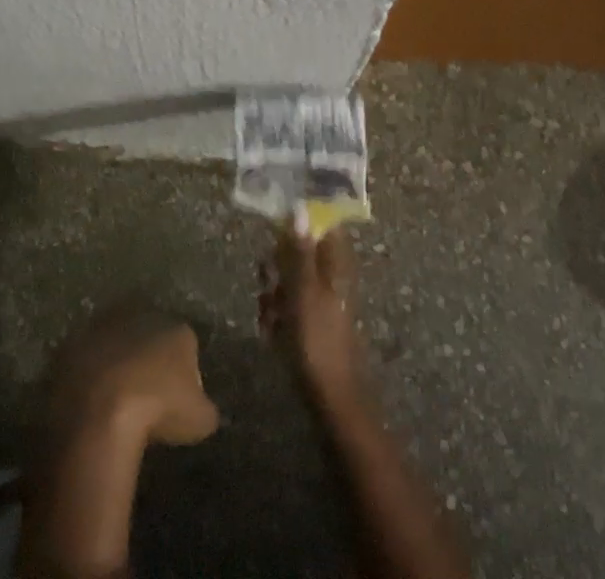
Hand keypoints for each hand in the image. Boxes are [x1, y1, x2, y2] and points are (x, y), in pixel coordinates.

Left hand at [45, 303, 219, 445]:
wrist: (97, 410)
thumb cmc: (158, 409)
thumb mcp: (200, 420)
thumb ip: (204, 409)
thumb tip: (201, 410)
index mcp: (175, 328)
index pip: (186, 342)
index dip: (184, 368)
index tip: (179, 394)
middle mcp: (138, 316)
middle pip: (148, 335)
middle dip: (148, 356)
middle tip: (147, 389)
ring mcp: (100, 327)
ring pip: (114, 341)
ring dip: (116, 360)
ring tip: (116, 395)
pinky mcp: (69, 343)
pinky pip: (85, 358)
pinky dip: (88, 373)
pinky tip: (90, 398)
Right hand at [260, 228, 365, 405]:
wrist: (330, 395)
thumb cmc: (318, 340)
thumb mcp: (303, 291)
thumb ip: (299, 251)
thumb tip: (298, 208)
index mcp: (335, 265)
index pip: (319, 226)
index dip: (296, 222)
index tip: (273, 228)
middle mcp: (328, 278)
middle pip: (295, 254)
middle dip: (275, 266)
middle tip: (269, 282)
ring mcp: (317, 302)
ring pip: (285, 281)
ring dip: (271, 294)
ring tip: (270, 316)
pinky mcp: (306, 323)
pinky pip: (283, 307)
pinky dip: (274, 316)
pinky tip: (271, 332)